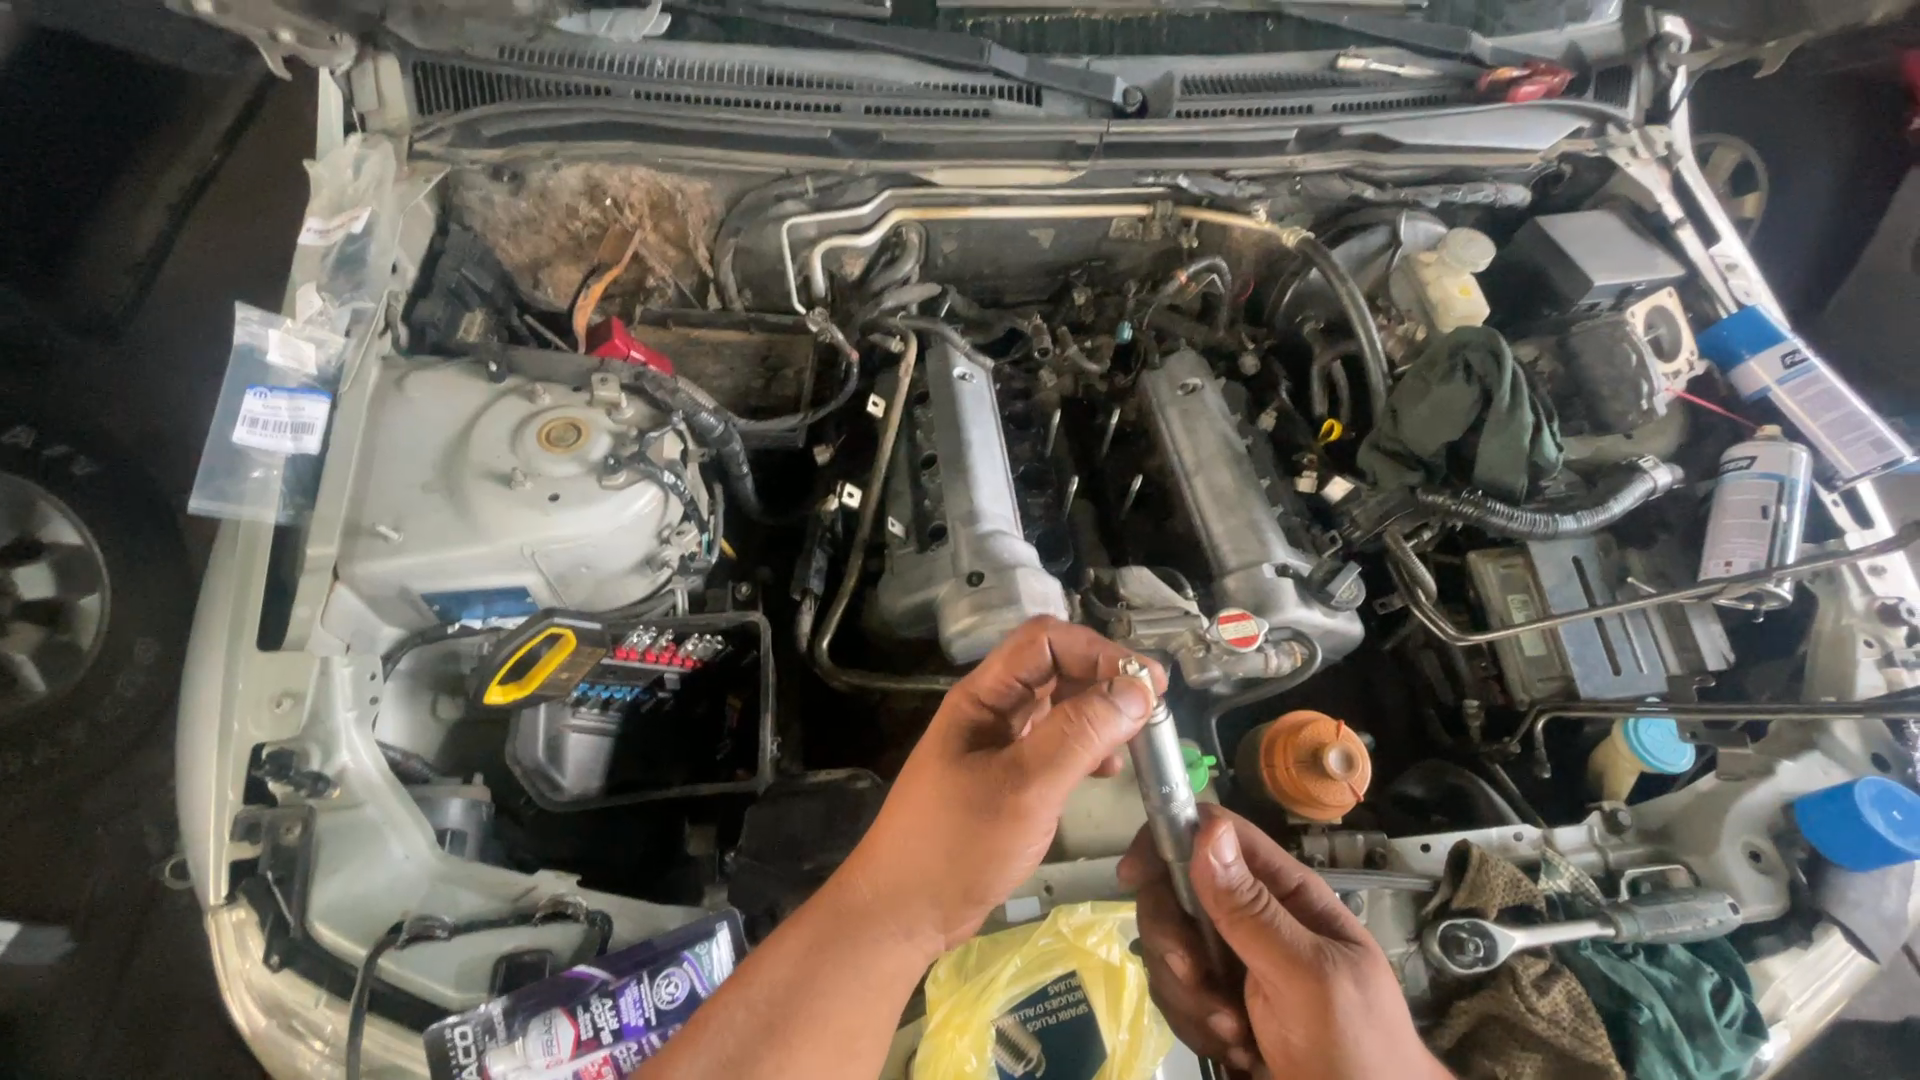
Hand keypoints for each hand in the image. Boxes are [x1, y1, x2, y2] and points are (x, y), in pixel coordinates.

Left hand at [833, 617, 1164, 957]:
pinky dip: (1087, 747)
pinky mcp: (1009, 776)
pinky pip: (1056, 744)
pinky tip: (1109, 769)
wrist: (903, 910)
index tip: (1148, 683)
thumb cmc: (956, 845)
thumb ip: (1079, 735)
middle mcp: (992, 709)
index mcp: (984, 696)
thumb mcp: (1024, 787)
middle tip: (1152, 710)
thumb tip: (1137, 689)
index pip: (1046, 641)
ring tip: (1138, 739)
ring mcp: (1000, 743)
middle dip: (1105, 678)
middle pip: (1055, 667)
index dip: (1098, 651)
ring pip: (1059, 706)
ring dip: (1100, 713)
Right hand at [1121, 806, 1449, 1078]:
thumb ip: (1253, 910)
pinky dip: (1192, 1025)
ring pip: (1165, 947)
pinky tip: (1233, 1050)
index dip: (1165, 841)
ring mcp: (1229, 959)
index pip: (1211, 833)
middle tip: (1197, 981)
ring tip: (1235, 1036)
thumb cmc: (1359, 1051)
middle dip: (1173, 941)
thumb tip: (1206, 829)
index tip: (1133, 879)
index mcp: (1282, 890)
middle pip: (1173, 892)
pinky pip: (1172, 993)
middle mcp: (1249, 915)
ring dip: (1188, 997)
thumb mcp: (1310, 978)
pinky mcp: (1215, 1000)